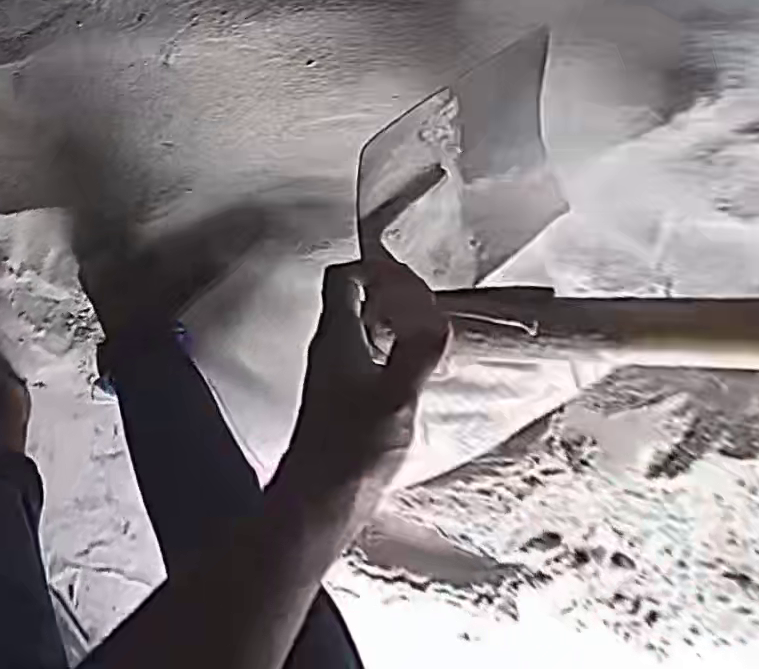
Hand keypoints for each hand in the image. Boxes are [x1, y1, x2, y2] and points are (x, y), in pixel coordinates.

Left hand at [277, 255, 447, 502]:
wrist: (324, 489)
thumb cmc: (355, 443)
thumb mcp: (396, 397)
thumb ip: (416, 355)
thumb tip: (435, 318)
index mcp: (335, 336)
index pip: (340, 280)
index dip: (370, 268)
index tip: (408, 277)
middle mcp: (328, 345)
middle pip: (349, 298)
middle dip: (386, 291)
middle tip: (427, 301)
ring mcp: (333, 367)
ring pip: (358, 325)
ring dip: (390, 318)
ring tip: (429, 327)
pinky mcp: (342, 390)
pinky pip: (364, 351)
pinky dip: (389, 344)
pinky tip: (415, 362)